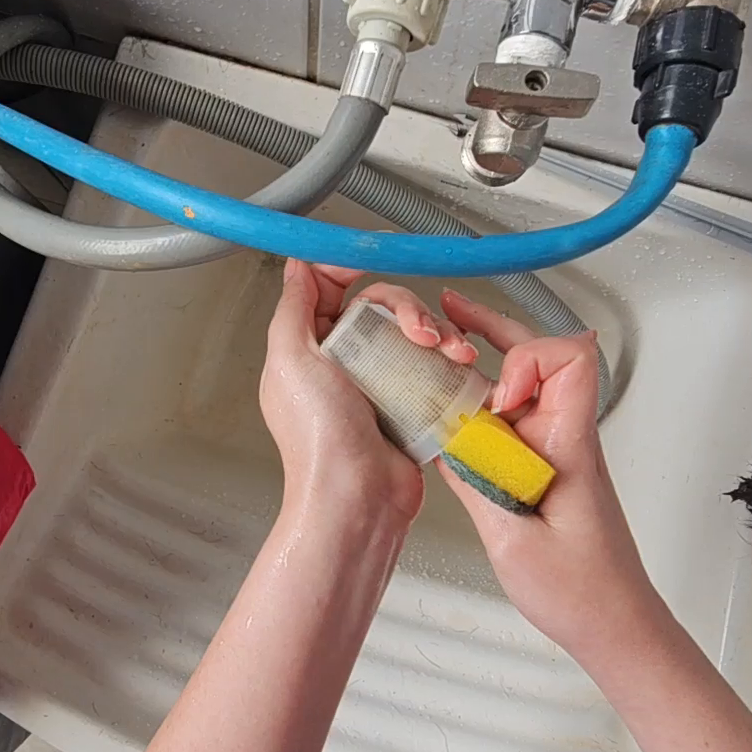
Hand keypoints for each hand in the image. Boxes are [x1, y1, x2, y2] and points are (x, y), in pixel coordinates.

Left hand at [260, 261, 474, 527]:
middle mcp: (341, 362)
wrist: (357, 498)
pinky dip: (448, 357)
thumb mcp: (291, 361)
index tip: (378, 253)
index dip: (352, 267)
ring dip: (435, 331)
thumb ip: (293, 308)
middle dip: (406, 308)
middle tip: (419, 331)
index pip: (330, 290)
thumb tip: (296, 265)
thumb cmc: (318, 438)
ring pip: (410, 333)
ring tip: (450, 350)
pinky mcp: (408, 401)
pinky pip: (431, 364)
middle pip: (379, 308)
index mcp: (307, 348)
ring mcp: (376, 382)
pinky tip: (461, 361)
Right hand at [437, 289, 658, 650]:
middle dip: (494, 328)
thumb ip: (474, 481)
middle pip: (541, 357)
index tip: (498, 397)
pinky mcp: (540, 465)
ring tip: (438, 346)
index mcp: (569, 445)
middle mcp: (563, 436)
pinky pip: (509, 419)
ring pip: (521, 384)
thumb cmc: (581, 592)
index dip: (526, 361)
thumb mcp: (512, 539)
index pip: (570, 361)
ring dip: (483, 361)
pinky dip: (477, 402)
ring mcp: (552, 449)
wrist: (615, 625)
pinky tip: (445, 405)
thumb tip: (442, 438)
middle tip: (450, 310)